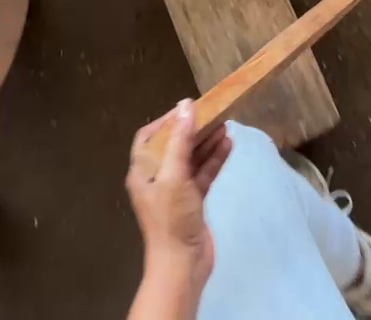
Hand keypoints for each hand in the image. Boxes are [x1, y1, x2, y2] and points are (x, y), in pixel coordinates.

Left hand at [127, 99, 232, 311]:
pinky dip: (214, 160)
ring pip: (191, 158)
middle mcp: (157, 178)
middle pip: (174, 145)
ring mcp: (175, 190)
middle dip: (192, 129)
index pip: (150, 137)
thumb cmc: (172, 218)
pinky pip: (203, 173)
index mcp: (143, 172)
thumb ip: (180, 139)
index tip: (188, 108)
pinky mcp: (192, 201)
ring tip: (225, 124)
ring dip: (206, 142)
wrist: (182, 265)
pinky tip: (228, 146)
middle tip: (213, 112)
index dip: (167, 121)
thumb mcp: (174, 176)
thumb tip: (185, 105)